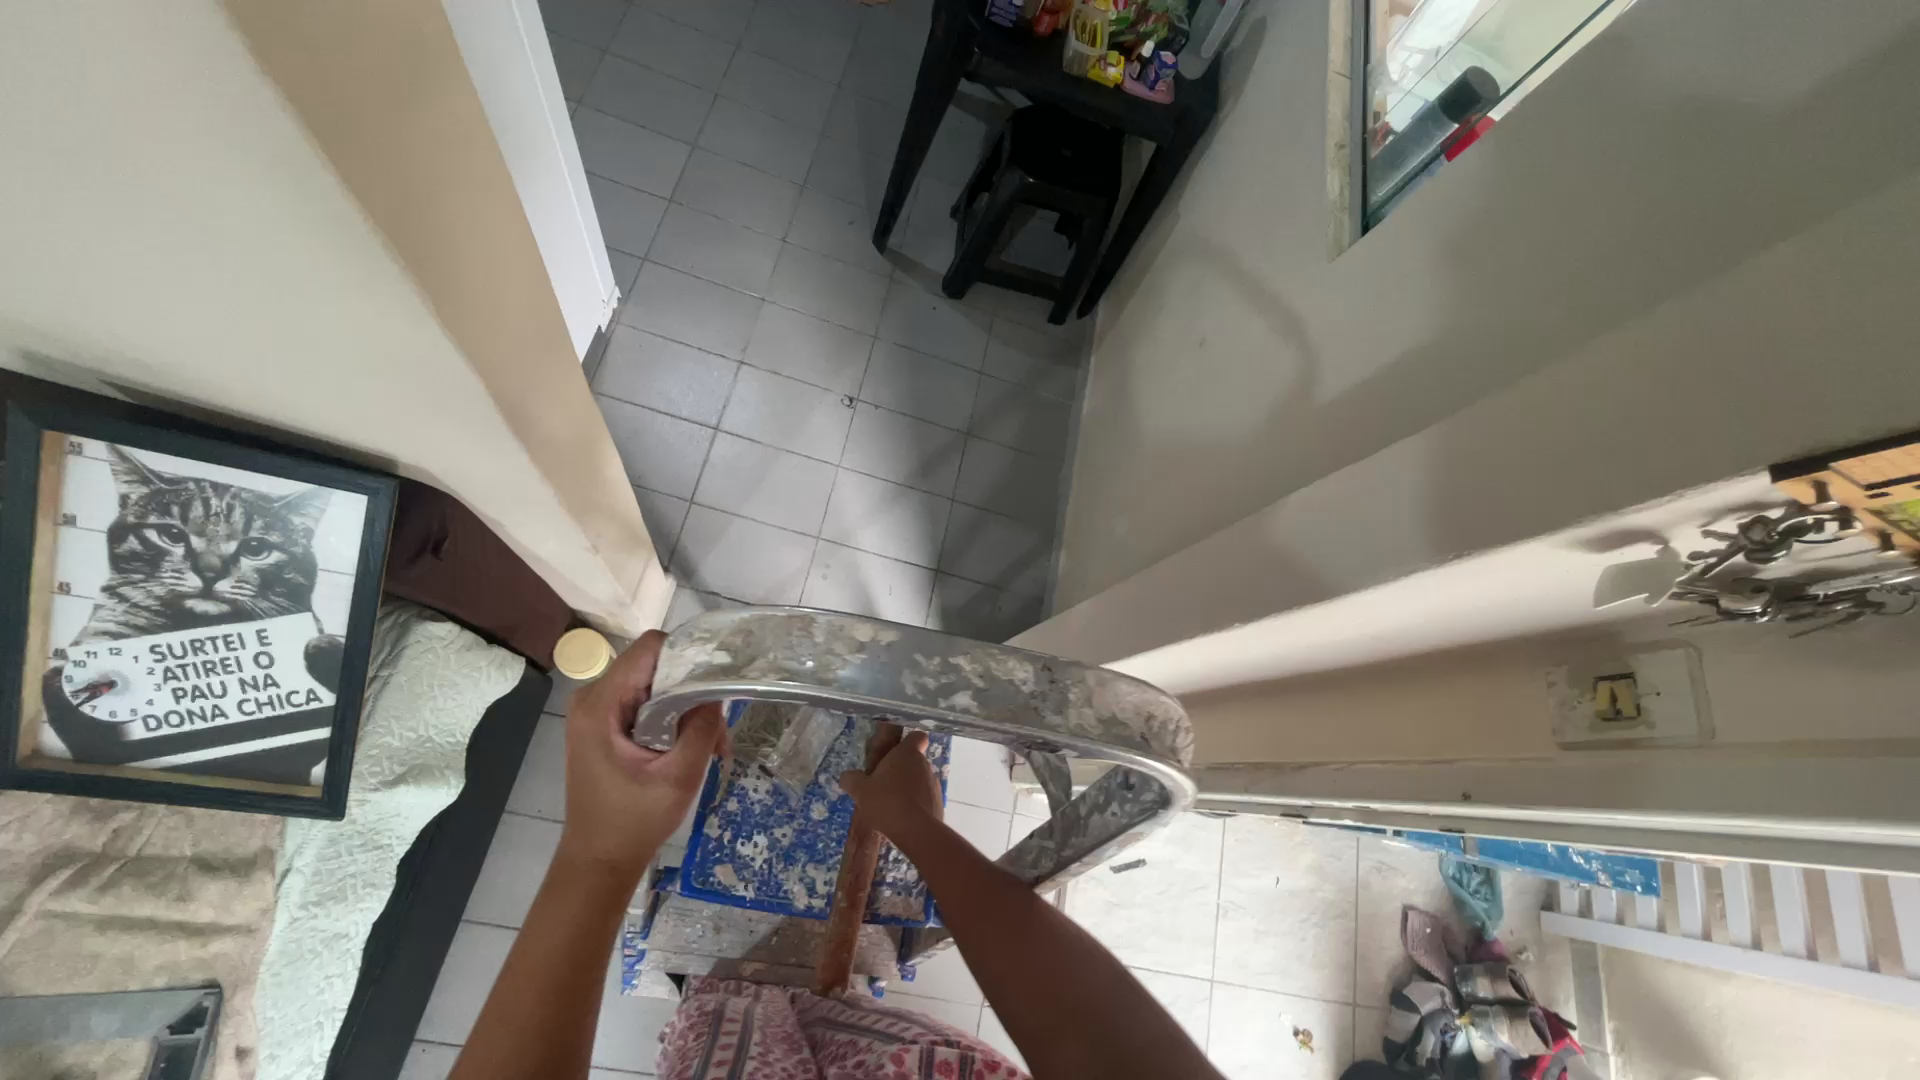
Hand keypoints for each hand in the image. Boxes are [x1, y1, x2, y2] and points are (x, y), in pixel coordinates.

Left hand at [557, 630, 724, 882]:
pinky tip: (691, 745)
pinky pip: (644, 701)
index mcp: (601, 705)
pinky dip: (671, 715)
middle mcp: (593, 698)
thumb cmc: (634, 822)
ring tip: (711, 742)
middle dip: (691, 685)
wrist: (599, 861)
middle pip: (653, 664)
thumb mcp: (678, 776)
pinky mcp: (604, 725)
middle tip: (718, 722)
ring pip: (653, 683)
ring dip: (685, 704)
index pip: (650, 648)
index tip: (716, 677)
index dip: (687, 654)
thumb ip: (701, 728)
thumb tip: (718, 691)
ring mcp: (596, 711)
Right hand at [839, 730, 942, 841]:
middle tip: (882, 786)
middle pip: (914, 762)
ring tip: (890, 806)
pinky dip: (915, 806)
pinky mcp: (938, 804)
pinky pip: (925, 800)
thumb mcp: (861, 790)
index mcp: (907, 754)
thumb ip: (852, 780)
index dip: (908, 743)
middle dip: (900, 772)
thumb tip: (847, 776)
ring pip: (919, 782)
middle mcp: (924, 765)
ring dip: (908, 790)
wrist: (915, 830)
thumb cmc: (886, 801)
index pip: (916, 737)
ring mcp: (934, 785)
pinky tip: (901, 819)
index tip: (895, 753)